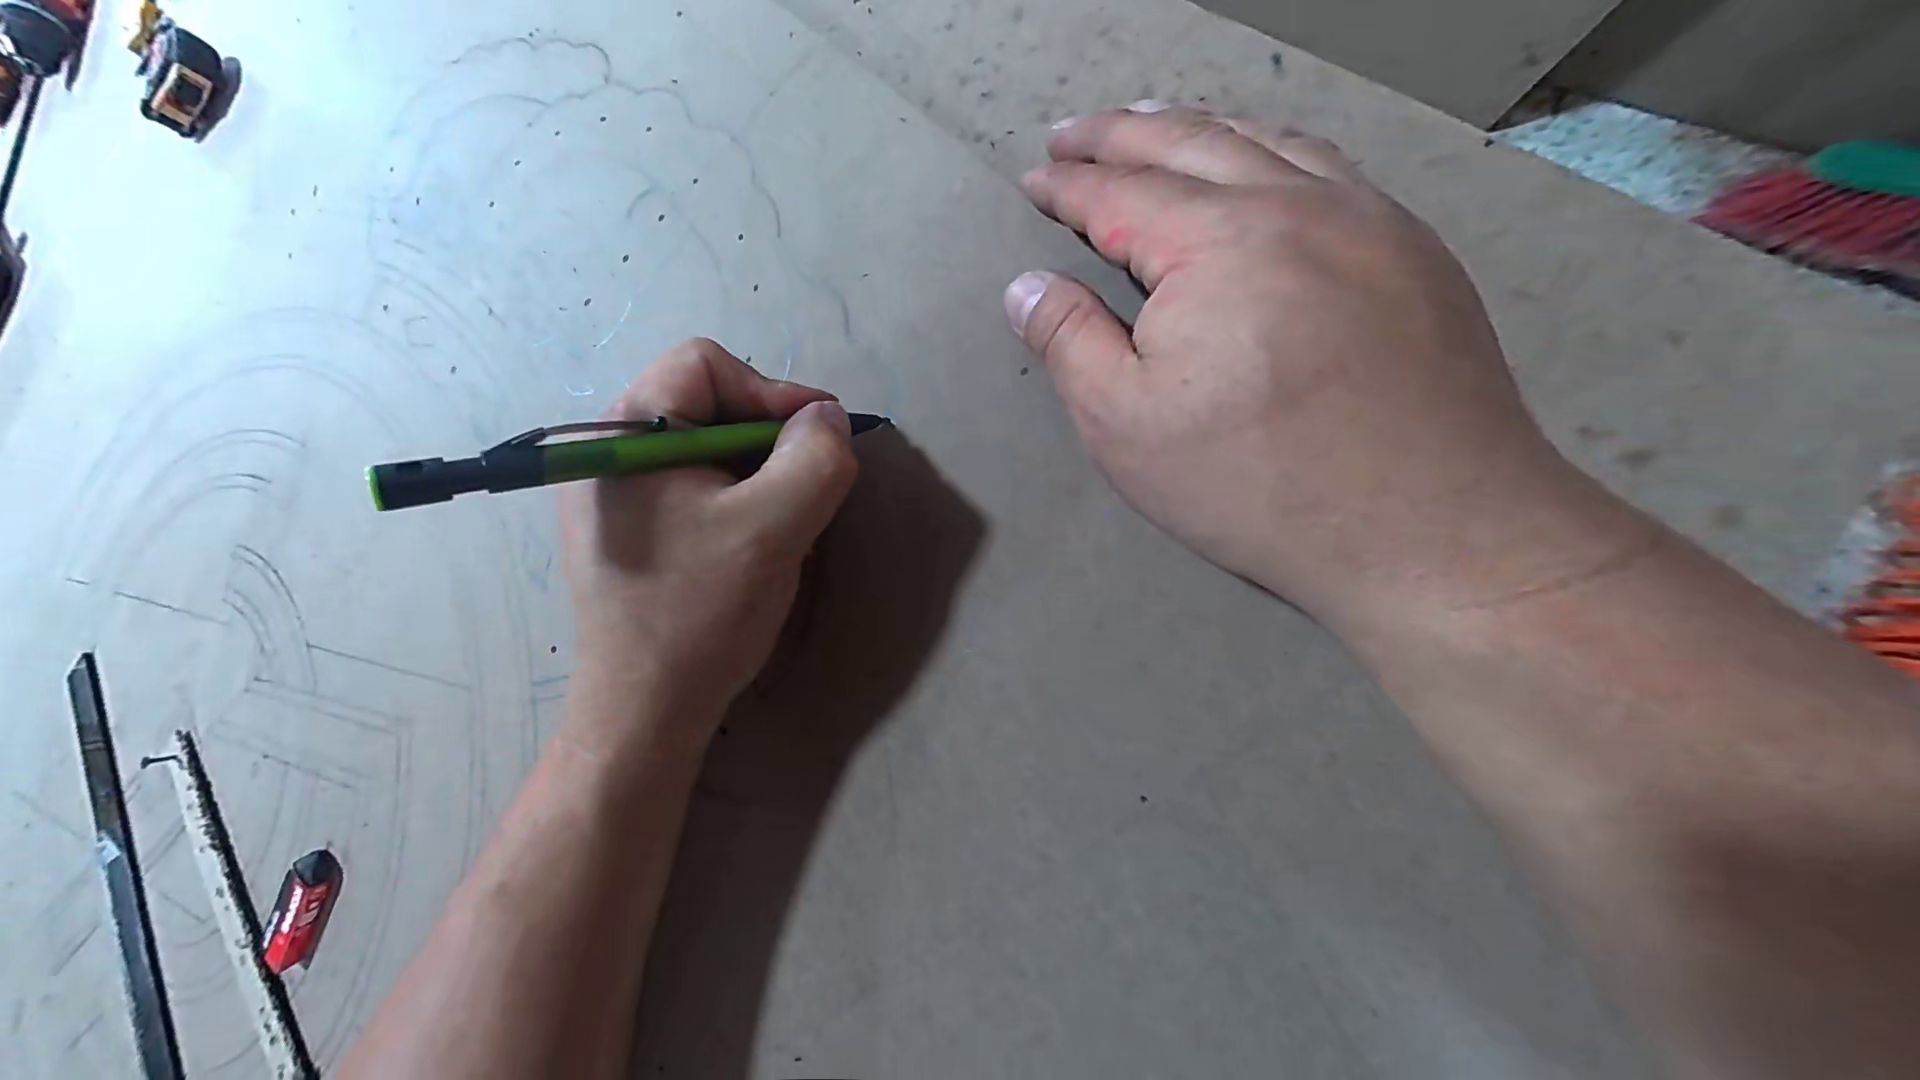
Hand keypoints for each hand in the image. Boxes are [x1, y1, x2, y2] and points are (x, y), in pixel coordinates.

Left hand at [558, 339, 857, 756]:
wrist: (648, 708)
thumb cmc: (701, 612)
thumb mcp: (773, 528)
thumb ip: (815, 459)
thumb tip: (828, 417)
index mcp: (622, 433)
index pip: (705, 365)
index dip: (772, 392)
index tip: (818, 439)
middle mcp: (609, 451)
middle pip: (708, 403)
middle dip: (769, 439)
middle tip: (803, 487)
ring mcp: (617, 492)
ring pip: (709, 448)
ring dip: (760, 473)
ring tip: (781, 522)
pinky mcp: (634, 526)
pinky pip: (699, 485)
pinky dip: (740, 499)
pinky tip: (753, 542)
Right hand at [1007, 103, 1604, 626]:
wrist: (1426, 529)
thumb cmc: (1256, 484)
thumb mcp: (1124, 425)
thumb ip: (1068, 342)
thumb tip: (1026, 286)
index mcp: (1217, 244)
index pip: (1120, 194)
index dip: (1069, 185)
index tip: (1037, 178)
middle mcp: (1296, 206)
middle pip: (1189, 145)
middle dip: (1120, 134)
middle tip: (1075, 133)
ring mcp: (1367, 220)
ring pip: (1266, 142)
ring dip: (1196, 128)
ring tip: (1153, 124)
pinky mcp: (1413, 253)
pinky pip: (1329, 169)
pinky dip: (1272, 149)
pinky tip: (1259, 162)